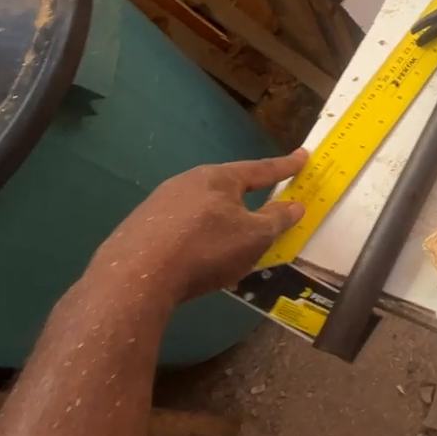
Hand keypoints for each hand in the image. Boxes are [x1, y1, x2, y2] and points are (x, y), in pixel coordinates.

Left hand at [87, 151, 307, 306]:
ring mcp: (159, 204)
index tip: (302, 156)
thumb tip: (295, 206)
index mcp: (219, 178)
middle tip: (265, 198)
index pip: (261, 169)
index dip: (285, 166)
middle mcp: (187, 182)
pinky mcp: (139, 227)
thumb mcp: (255, 237)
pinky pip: (181, 226)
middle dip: (248, 193)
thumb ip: (278, 219)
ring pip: (203, 207)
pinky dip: (198, 236)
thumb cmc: (206, 250)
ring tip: (232, 240)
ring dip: (221, 220)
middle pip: (227, 186)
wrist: (134, 279)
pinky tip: (199, 257)